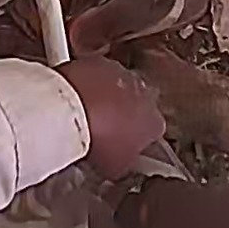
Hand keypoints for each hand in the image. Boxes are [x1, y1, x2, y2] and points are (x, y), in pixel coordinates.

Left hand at [56, 55, 163, 177]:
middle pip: (137, 103)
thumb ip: (127, 161)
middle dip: (124, 113)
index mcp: (154, 120)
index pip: (153, 131)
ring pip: (118, 85)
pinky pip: (97, 73)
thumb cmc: (99, 138)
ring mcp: (120, 72)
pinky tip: (77, 99)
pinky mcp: (98, 60)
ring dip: (107, 95)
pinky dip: (90, 82)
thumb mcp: (118, 166)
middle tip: (105, 130)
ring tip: (88, 114)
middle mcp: (143, 91)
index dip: (137, 140)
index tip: (123, 147)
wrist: (73, 110)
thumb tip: (120, 163)